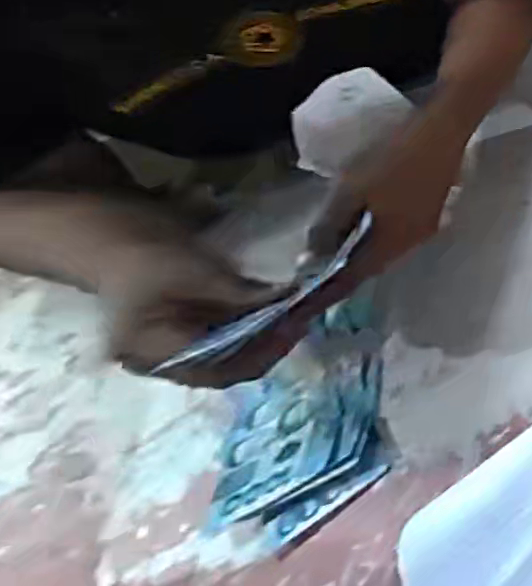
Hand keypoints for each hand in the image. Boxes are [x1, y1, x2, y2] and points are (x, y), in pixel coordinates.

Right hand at [100, 237, 294, 387]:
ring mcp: (173, 358)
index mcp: (145, 350)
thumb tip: (291, 297)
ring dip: (270, 342)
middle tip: (305, 320)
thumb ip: (243, 293)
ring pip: (232, 363)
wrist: (129, 258)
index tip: (296, 326)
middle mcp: (156, 364)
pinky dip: (261, 335)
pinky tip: (287, 316)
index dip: (258, 352)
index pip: (209, 369)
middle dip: (270, 347)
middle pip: (224, 371)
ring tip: (302, 316)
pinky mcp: (190, 346)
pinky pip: (230, 350)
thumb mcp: (203, 274)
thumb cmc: (159, 263)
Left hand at [306, 122, 464, 286]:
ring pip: (387, 251)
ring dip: (361, 253)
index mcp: (393, 242)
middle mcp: (413, 241)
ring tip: (334, 246)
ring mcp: (427, 225)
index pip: (354, 279)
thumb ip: (327, 230)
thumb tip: (312, 261)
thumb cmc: (392, 161)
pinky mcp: (433, 211)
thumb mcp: (347, 193)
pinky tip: (365, 225)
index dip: (326, 293)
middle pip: (373, 266)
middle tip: (311, 270)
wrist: (441, 132)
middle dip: (344, 272)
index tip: (299, 304)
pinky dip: (377, 239)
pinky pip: (399, 236)